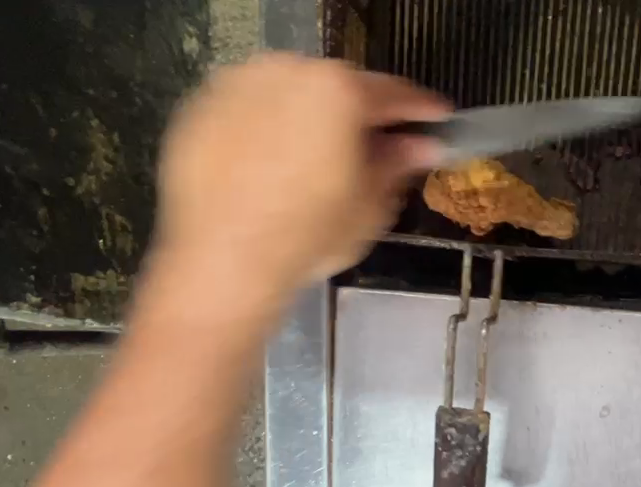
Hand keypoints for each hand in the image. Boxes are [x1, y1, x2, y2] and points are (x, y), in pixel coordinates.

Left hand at [150, 54, 449, 296]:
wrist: (227, 259)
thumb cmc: (309, 236)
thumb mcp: (369, 208)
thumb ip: (397, 166)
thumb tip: (421, 146)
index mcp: (338, 92)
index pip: (392, 94)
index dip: (420, 111)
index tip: (436, 120)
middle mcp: (286, 72)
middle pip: (337, 89)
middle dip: (359, 117)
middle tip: (376, 151)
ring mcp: (239, 85)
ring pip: (291, 97)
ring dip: (312, 122)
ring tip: (321, 167)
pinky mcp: (203, 109)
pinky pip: (252, 114)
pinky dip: (270, 134)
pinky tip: (277, 173)